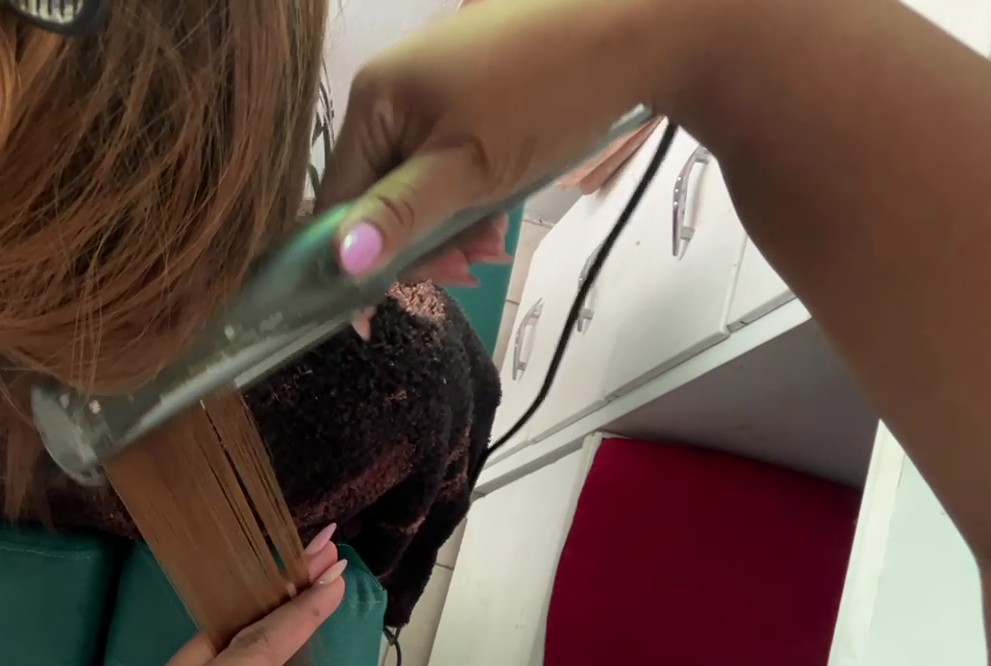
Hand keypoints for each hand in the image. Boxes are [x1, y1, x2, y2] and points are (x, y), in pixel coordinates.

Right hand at [320, 0, 709, 280]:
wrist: (653, 19)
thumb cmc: (547, 96)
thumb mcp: (465, 171)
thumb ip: (397, 217)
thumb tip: (339, 263)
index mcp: (372, 98)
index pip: (337, 199)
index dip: (351, 258)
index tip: (374, 310)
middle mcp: (389, 89)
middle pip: (376, 196)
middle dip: (415, 243)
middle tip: (462, 271)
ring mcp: (428, 87)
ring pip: (412, 187)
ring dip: (445, 229)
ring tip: (488, 248)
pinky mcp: (464, 92)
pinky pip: (441, 164)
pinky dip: (463, 198)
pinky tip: (493, 217)